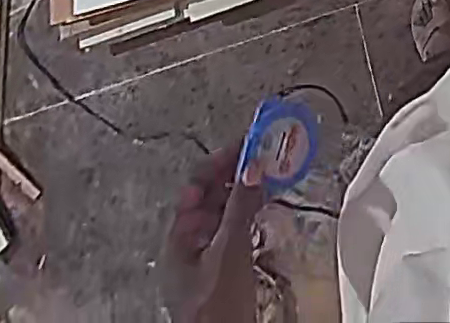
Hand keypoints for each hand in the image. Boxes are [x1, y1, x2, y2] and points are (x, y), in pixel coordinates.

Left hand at [165, 138, 265, 322]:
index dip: (221, 160)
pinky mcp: (222, 267)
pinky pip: (233, 227)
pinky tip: (263, 206)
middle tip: (262, 153)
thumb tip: (253, 167)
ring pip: (224, 209)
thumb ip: (240, 207)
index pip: (198, 182)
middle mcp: (190, 240)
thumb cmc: (217, 306)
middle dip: (236, 172)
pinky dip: (248, 212)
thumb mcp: (230, 251)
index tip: (246, 143)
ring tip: (268, 174)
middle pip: (211, 193)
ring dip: (244, 190)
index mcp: (181, 233)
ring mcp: (205, 254)